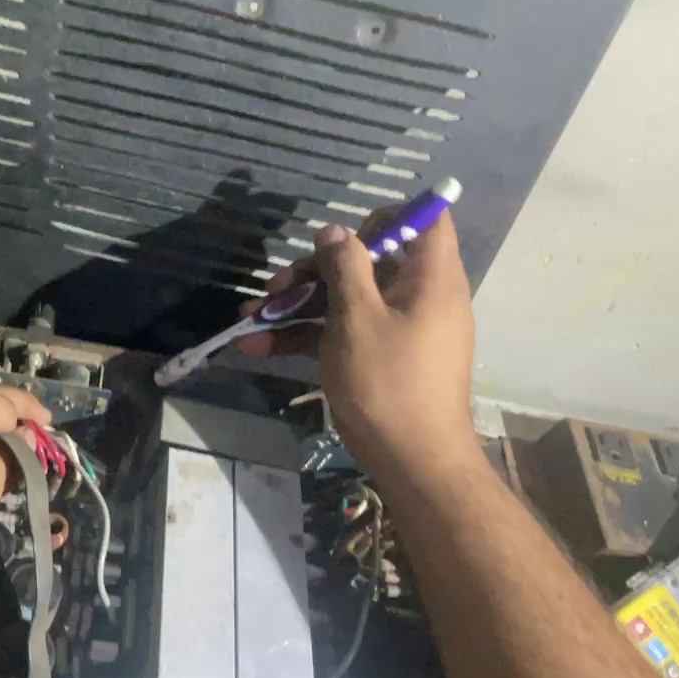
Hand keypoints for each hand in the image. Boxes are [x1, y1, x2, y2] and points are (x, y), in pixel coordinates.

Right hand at [238, 211, 479, 483]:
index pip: (425, 221)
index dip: (387, 216)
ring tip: (249, 318)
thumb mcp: (358, 318)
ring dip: (295, 306)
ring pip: (342, 299)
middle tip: (275, 287)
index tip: (344, 235)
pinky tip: (257, 347)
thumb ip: (345, 267)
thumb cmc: (389, 383)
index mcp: (429, 278)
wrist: (411, 460)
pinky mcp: (373, 355)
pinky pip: (337, 332)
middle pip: (365, 262)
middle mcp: (415, 296)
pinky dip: (301, 336)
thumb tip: (335, 231)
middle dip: (313, 271)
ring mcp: (393, 328)